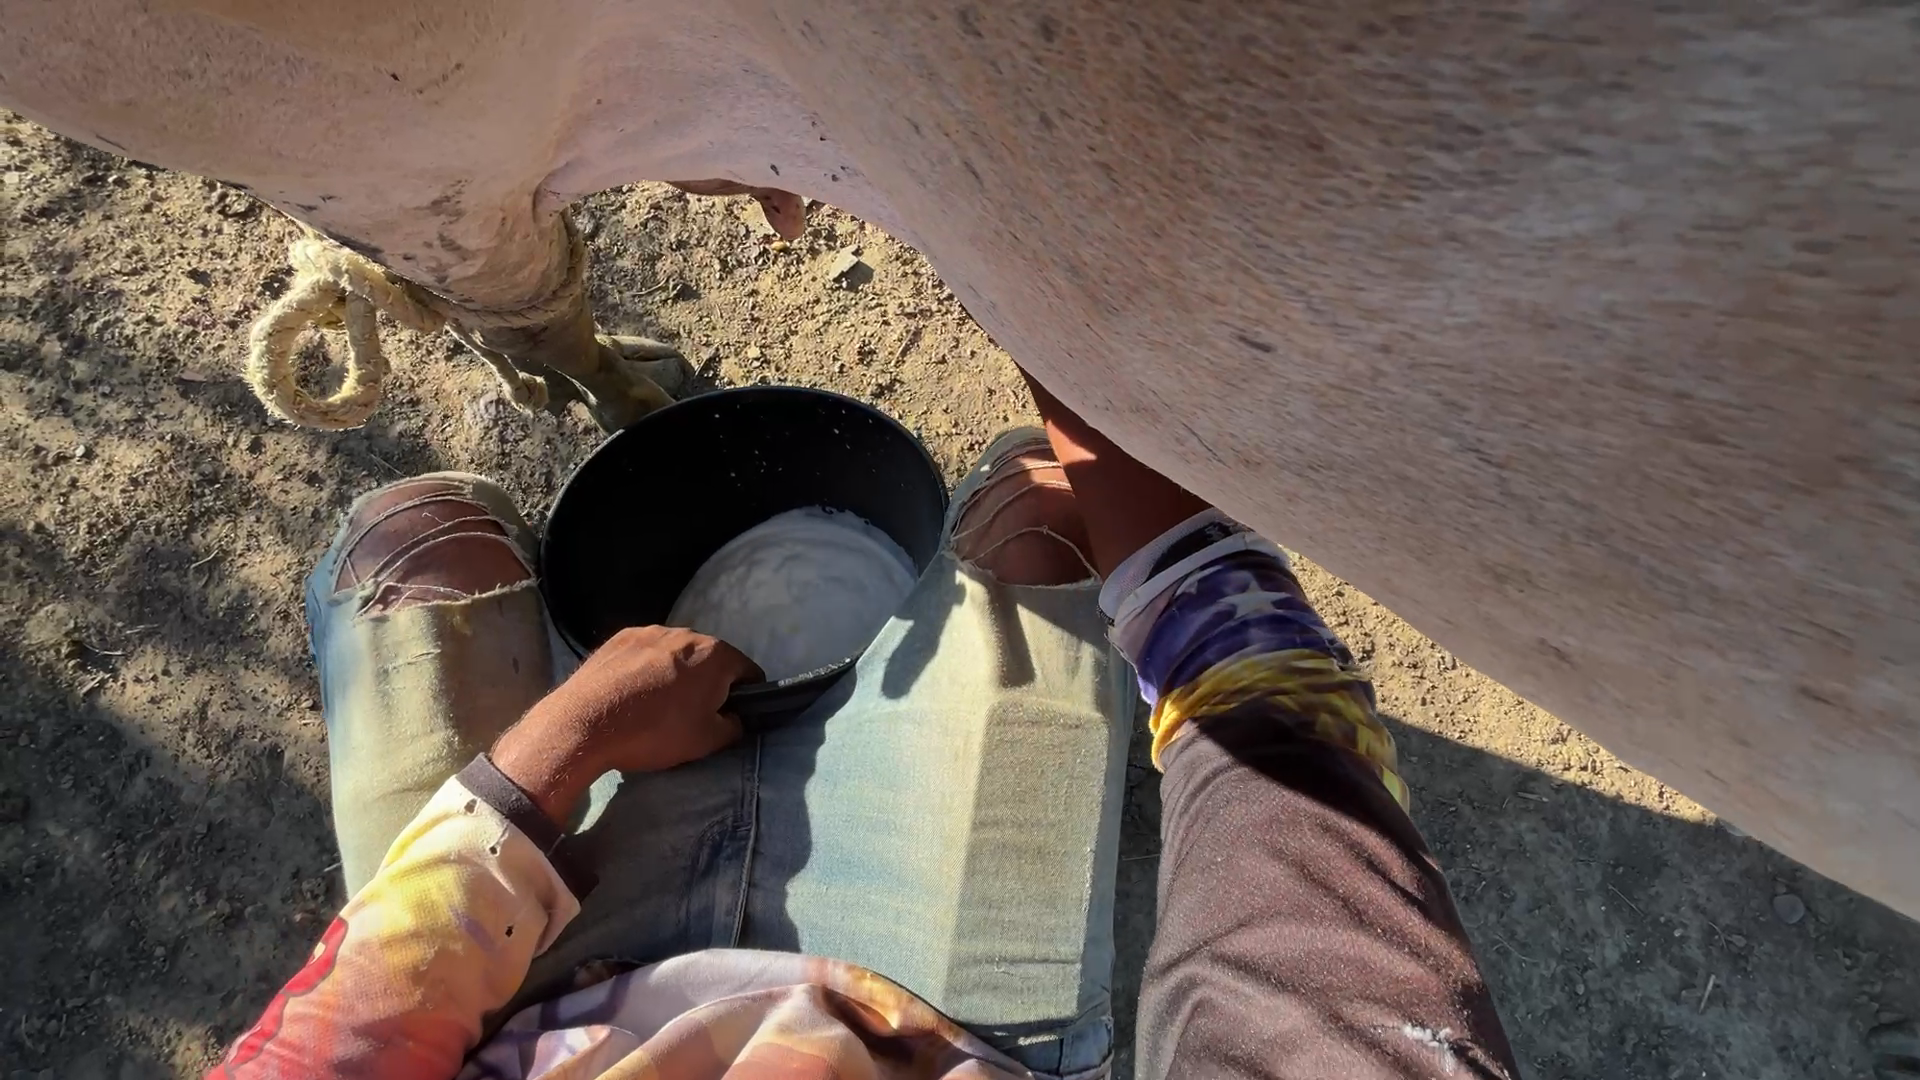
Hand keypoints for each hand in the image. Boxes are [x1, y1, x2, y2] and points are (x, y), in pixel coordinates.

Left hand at [490, 626, 761, 822]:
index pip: (749, 673)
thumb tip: (736, 718)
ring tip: (657, 703)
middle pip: (713, 660)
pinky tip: (632, 691)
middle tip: (692, 714)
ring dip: (678, 672)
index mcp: (717, 654)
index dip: (746, 697)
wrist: (582, 725)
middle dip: (710, 683)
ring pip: (678, 653)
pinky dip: (648, 667)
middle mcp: (689, 633)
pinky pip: (648, 651)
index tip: (730, 717)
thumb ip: (734, 727)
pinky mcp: (621, 637)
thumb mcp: (707, 741)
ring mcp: (652, 630)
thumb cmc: (654, 732)